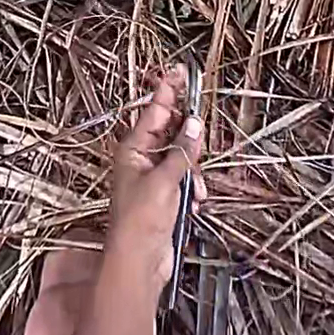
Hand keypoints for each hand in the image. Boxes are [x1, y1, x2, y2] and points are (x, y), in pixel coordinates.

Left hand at [103, 65, 203, 292]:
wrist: (139, 264)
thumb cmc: (140, 221)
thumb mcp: (164, 181)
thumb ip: (182, 152)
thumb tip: (194, 124)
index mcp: (133, 148)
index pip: (154, 111)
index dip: (168, 90)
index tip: (179, 71)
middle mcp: (141, 158)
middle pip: (170, 132)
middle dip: (187, 137)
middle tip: (200, 131)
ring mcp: (153, 177)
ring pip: (182, 157)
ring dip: (193, 170)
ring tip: (195, 187)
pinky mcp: (164, 195)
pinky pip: (185, 179)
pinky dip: (192, 187)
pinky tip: (193, 201)